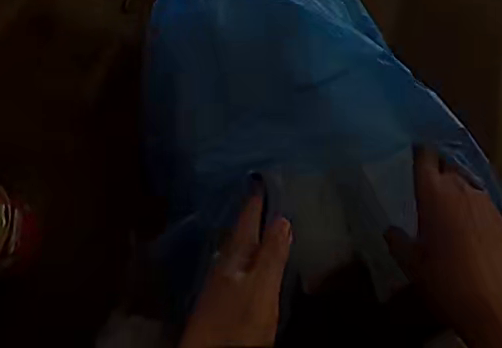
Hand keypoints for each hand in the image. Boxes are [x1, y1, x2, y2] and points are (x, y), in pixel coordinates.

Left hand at [181, 188, 292, 347]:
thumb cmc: (236, 325)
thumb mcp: (261, 288)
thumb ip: (272, 254)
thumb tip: (282, 217)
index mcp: (234, 254)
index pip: (248, 217)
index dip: (257, 196)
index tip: (264, 174)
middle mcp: (224, 265)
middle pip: (242, 233)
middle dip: (255, 215)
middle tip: (269, 195)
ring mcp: (219, 286)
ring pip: (239, 251)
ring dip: (252, 237)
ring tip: (266, 225)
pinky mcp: (219, 305)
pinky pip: (238, 269)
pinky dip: (249, 258)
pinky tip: (254, 263)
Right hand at [385, 148, 501, 347]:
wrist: (498, 307)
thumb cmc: (448, 283)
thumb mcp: (414, 267)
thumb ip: (399, 243)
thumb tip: (389, 231)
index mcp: (434, 193)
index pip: (425, 157)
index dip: (419, 153)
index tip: (413, 153)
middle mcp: (460, 187)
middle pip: (446, 167)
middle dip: (437, 174)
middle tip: (426, 191)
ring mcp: (485, 199)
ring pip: (465, 183)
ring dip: (456, 192)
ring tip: (447, 213)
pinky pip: (482, 202)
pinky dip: (472, 208)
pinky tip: (469, 230)